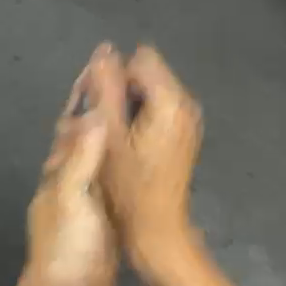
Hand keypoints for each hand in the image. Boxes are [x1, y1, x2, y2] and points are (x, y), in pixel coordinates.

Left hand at [14, 48, 120, 285]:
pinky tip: (135, 154)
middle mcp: (69, 177)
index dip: (86, 85)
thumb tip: (98, 108)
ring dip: (111, 122)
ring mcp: (85, 200)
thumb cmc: (66, 254)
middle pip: (84, 127)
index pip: (73, 114)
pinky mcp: (101, 221)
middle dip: (99, 98)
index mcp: (59, 167)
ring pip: (99, 150)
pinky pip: (111, 175)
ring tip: (133, 102)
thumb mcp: (72, 198)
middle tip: (123, 71)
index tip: (102, 56)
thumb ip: (83, 155)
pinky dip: (122, 155)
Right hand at [86, 44, 203, 267]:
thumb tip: (104, 50)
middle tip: (101, 124)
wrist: (157, 235)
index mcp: (171, 100)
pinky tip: (124, 144)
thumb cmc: (130, 189)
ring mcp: (186, 118)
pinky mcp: (182, 132)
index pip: (138, 59)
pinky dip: (137, 117)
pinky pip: (155, 106)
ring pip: (147, 89)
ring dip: (126, 104)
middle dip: (119, 89)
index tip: (98, 107)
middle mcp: (185, 102)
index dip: (114, 77)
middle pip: (144, 71)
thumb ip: (106, 88)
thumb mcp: (109, 136)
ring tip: (110, 136)